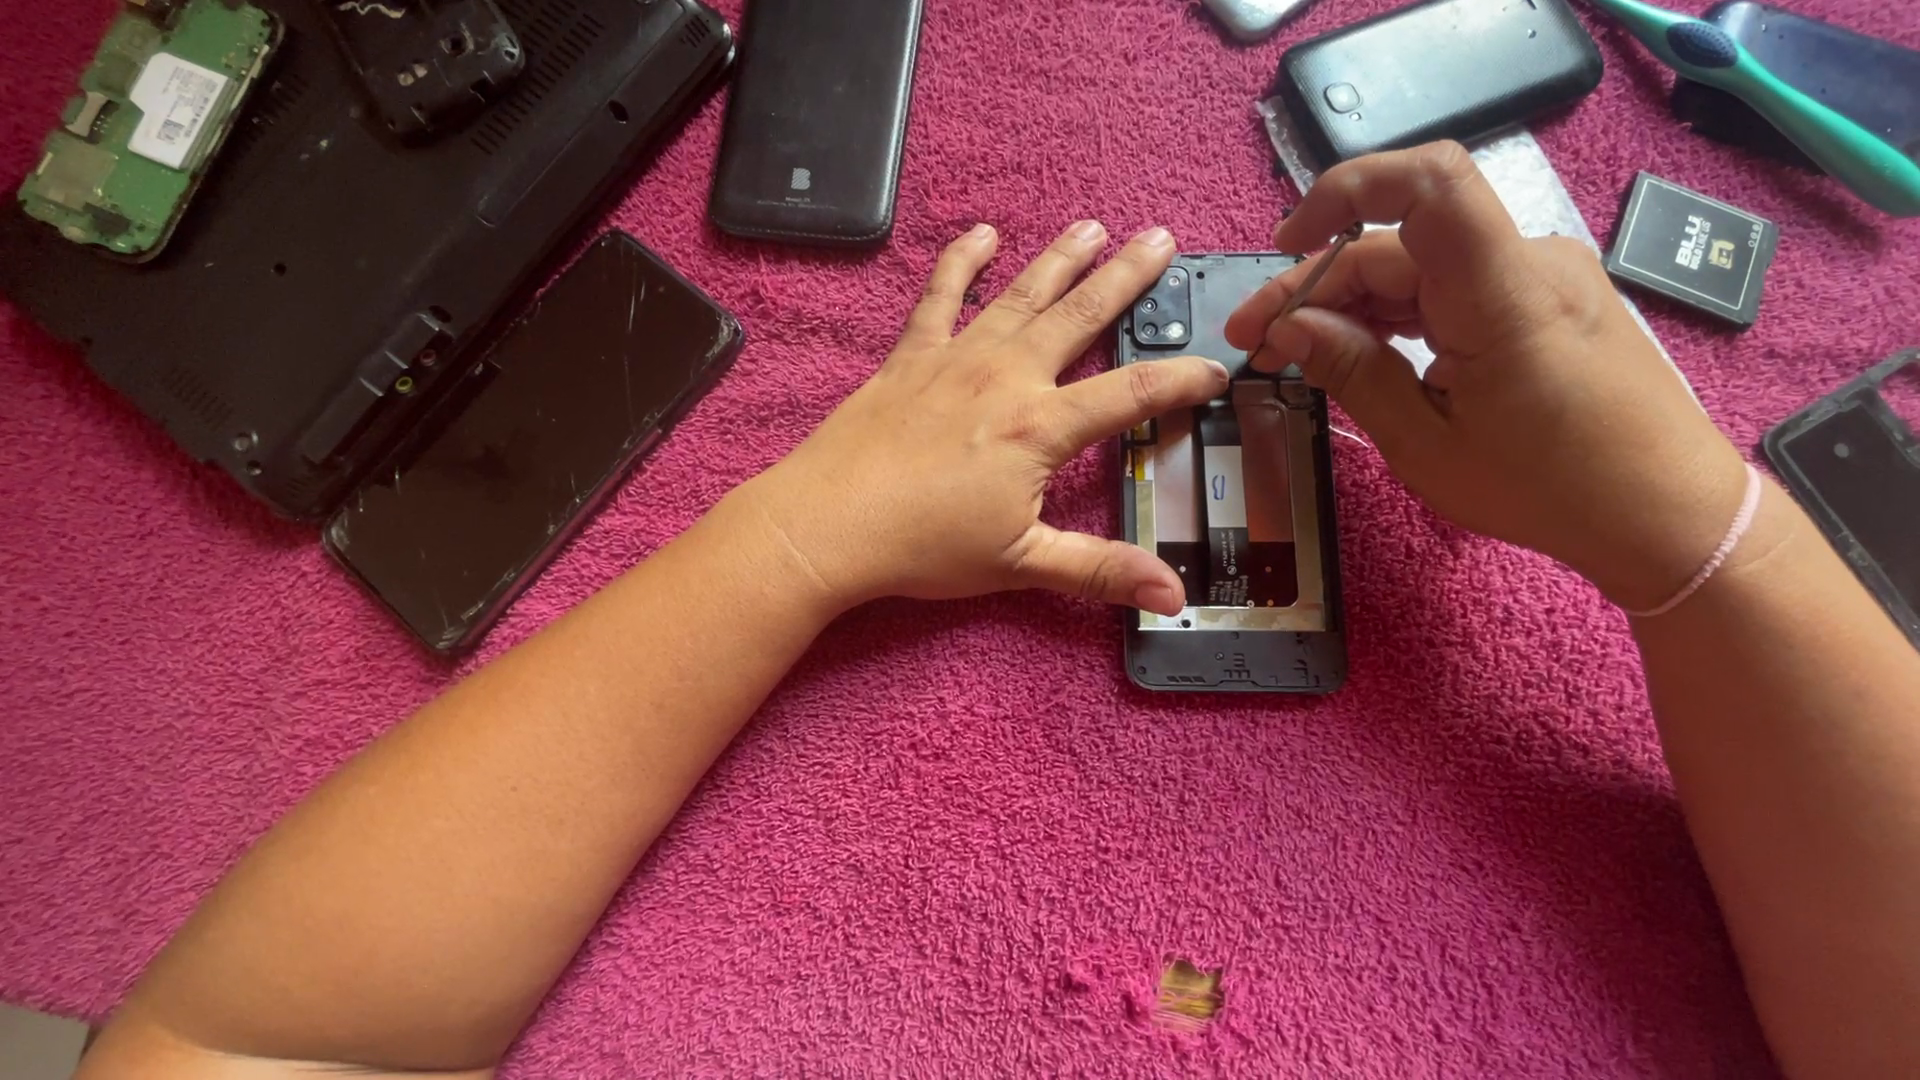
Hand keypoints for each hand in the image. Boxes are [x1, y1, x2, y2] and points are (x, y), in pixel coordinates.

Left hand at [739, 222, 1228, 616]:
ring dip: (1060, 258)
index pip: (1132, 395)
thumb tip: (1173, 595)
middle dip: (1126, 278)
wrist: (827, 524)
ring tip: (1094, 225)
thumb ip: (1100, 571)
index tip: (1218, 366)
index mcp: (1040, 426)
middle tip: (1160, 237)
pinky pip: (940, 297)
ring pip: (1021, 295)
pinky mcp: (910, 358)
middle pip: (1080, 316)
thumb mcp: (1021, 563)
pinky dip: (961, 263)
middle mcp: (1005, 376)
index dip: (1182, 381)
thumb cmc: (923, 546)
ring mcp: (956, 358)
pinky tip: (981, 234)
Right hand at [1224, 143, 1749, 611]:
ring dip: (1343, 302)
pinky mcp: (1533, 297)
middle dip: (1312, 285)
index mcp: (1503, 298)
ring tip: (1289, 352)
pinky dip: (1387, 311)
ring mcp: (1533, 277)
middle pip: (1395, 242)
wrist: (1661, 508)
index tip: (1284, 244)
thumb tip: (1287, 329)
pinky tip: (1350, 348)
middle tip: (1254, 341)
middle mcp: (1524, 265)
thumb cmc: (1546, 488)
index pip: (1429, 187)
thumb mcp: (1428, 446)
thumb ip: (1355, 375)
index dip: (1346, 191)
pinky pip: (1443, 285)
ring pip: (1413, 264)